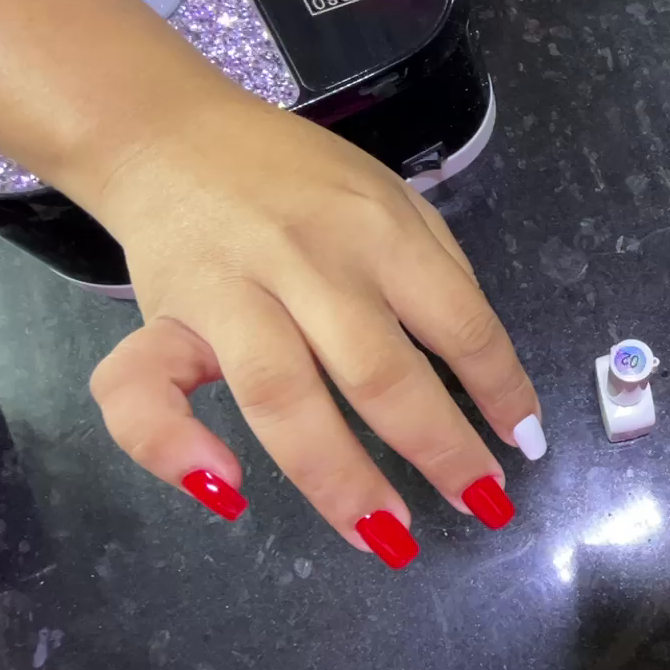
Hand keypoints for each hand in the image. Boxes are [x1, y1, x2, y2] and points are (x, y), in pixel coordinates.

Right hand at [84, 99, 541, 564]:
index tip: (528, 442)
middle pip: (381, 373)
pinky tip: (224, 495)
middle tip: (483, 504)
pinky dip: (172, 447)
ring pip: (282, 395)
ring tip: (388, 537)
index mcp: (384, 234)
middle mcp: (310, 262)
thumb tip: (487, 372)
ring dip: (338, 478)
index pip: (462, 324)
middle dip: (440, 449)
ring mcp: (227, 291)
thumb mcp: (402, 204)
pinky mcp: (155, 316)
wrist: (175, 132)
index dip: (503, 390)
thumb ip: (442, 276)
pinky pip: (141, 389)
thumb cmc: (309, 180)